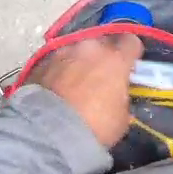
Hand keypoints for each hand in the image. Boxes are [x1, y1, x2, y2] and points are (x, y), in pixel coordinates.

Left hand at [28, 33, 144, 147]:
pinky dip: (60, 70)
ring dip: (79, 61)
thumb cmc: (94, 126)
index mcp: (115, 58)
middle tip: (101, 75)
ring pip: (77, 50)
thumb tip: (116, 96)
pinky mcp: (41, 62)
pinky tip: (57, 88)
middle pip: (102, 42)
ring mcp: (63, 52)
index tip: (129, 65)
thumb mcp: (122, 118)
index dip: (131, 53)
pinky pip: (57, 61)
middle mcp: (90, 48)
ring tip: (75, 82)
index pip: (131, 41)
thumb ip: (122, 98)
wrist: (49, 131)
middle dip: (104, 55)